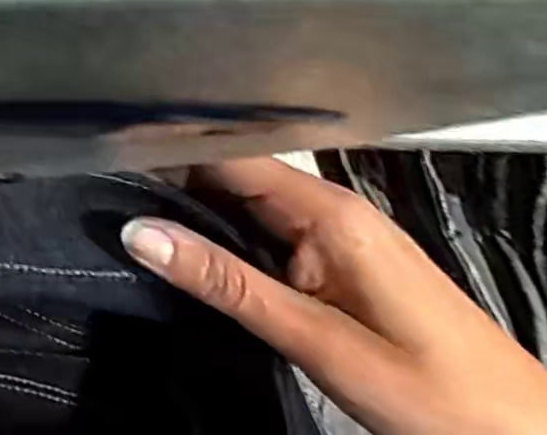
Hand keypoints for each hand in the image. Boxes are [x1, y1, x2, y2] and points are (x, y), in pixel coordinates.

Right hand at [120, 158, 546, 434]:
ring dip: (188, 203)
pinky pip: (258, 226)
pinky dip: (218, 231)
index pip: (223, 153)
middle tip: (99, 181)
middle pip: (226, 170)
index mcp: (325, 208)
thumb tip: (137, 233)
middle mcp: (325, 204)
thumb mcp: (323, 345)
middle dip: (166, 174)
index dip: (162, 146)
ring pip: (239, 198)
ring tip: (122, 201)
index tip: (102, 147)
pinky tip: (185, 242)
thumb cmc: (447, 401)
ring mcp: (330, 231)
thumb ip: (225, 284)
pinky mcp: (332, 258)